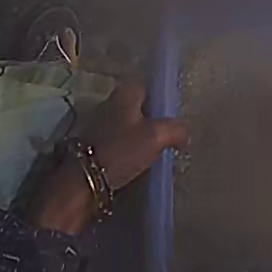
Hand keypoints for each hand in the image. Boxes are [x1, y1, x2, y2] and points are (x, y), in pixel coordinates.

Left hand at [32, 82, 188, 232]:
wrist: (84, 182)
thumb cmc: (122, 150)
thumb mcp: (157, 136)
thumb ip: (177, 129)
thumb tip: (186, 134)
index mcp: (125, 93)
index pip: (151, 88)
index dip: (163, 102)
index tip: (173, 118)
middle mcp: (111, 103)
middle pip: (141, 108)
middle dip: (154, 121)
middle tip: (168, 136)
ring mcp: (101, 124)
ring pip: (131, 127)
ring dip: (142, 138)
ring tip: (156, 152)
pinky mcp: (96, 145)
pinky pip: (122, 142)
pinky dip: (131, 150)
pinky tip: (139, 163)